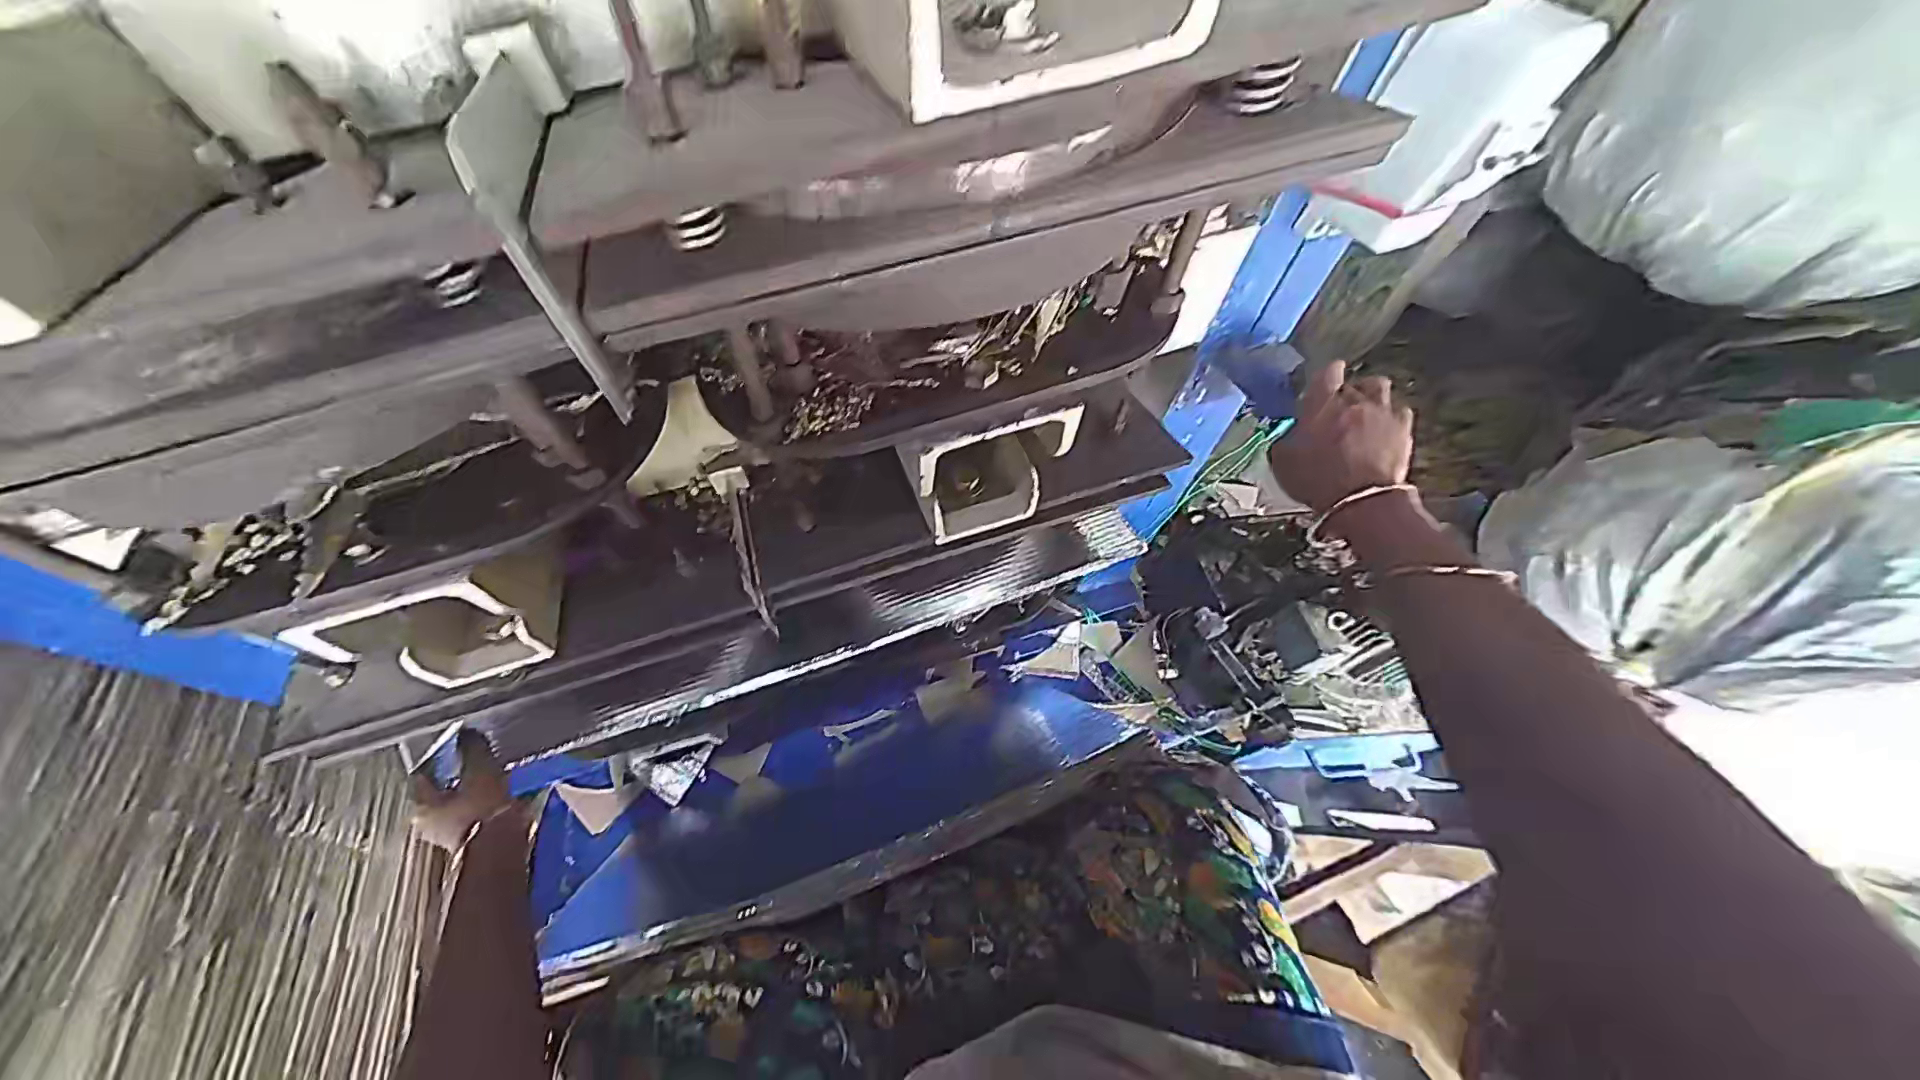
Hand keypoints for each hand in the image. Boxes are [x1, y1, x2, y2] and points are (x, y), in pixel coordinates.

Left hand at [410, 728, 516, 851]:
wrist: (503, 846)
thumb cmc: (484, 808)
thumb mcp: (481, 770)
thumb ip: (472, 749)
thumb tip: (466, 732)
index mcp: (422, 805)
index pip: (423, 773)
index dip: (438, 757)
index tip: (454, 745)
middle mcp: (427, 823)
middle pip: (440, 792)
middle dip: (457, 776)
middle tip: (475, 762)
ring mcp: (448, 836)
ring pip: (458, 805)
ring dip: (472, 793)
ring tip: (493, 778)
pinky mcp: (470, 843)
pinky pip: (474, 816)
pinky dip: (483, 806)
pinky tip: (500, 797)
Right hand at [1267, 359, 1414, 511]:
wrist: (1359, 500)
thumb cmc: (1316, 479)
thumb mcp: (1283, 461)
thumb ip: (1286, 438)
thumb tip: (1288, 434)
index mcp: (1321, 404)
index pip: (1327, 372)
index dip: (1325, 377)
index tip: (1322, 385)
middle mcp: (1354, 399)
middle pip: (1352, 382)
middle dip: (1344, 394)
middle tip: (1336, 411)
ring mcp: (1382, 411)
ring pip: (1379, 387)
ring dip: (1370, 395)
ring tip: (1363, 411)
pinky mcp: (1403, 427)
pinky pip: (1398, 410)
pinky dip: (1390, 416)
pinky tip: (1382, 429)